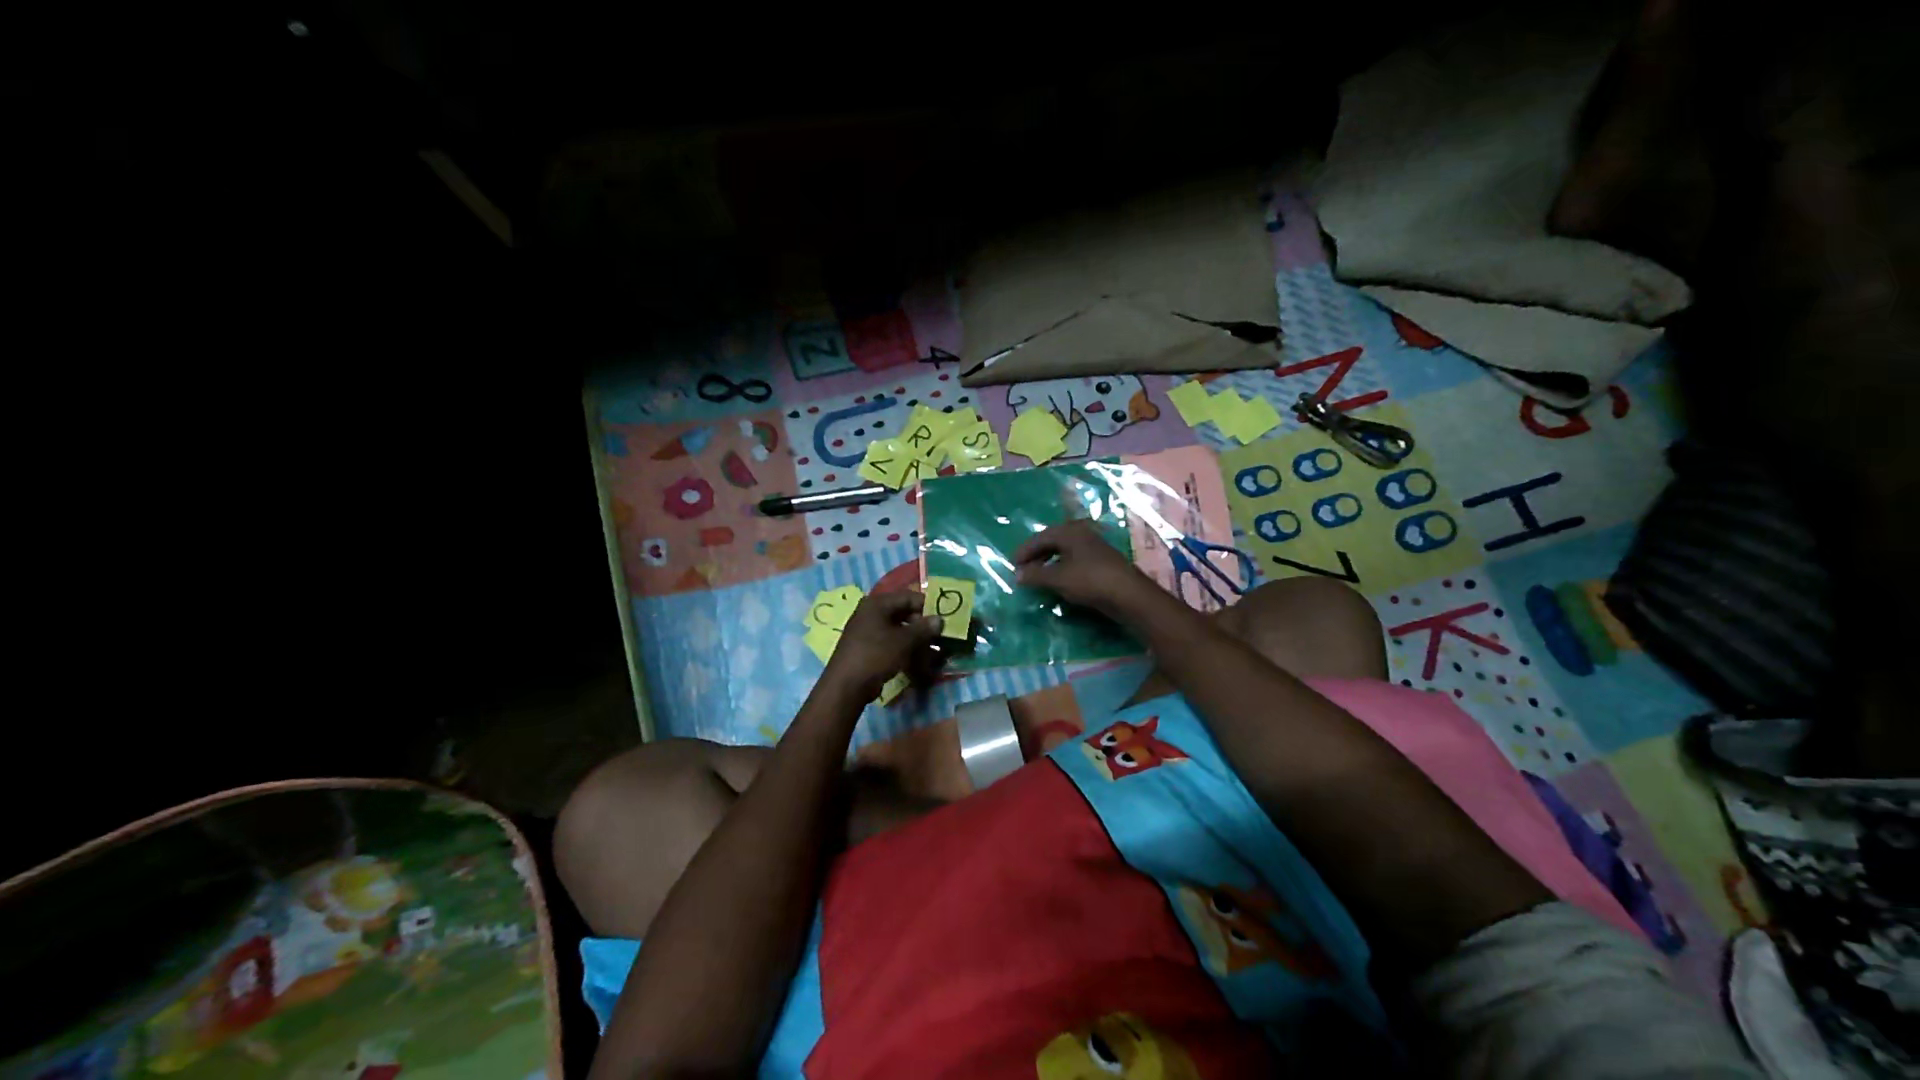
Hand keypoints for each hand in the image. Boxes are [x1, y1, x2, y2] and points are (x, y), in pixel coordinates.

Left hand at [822, 590, 942, 699]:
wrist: (846, 685)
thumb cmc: (876, 655)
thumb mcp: (904, 641)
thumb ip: (924, 628)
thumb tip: (939, 619)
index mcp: (877, 603)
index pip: (909, 597)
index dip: (927, 606)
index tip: (944, 619)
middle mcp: (870, 612)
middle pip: (903, 612)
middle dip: (921, 625)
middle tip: (938, 637)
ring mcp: (866, 630)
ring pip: (897, 629)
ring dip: (914, 639)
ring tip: (930, 650)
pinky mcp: (866, 647)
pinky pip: (889, 642)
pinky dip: (903, 648)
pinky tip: (915, 660)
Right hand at [1012, 520, 1158, 617]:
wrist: (1128, 594)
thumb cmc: (1089, 580)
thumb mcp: (1057, 578)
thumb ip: (1035, 575)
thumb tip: (1018, 575)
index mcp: (1069, 531)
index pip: (1040, 537)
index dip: (1025, 551)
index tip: (1013, 565)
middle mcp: (1081, 533)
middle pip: (1052, 541)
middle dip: (1036, 555)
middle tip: (1024, 569)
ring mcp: (1093, 547)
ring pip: (1064, 551)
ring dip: (1049, 562)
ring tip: (1038, 576)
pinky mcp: (1101, 561)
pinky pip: (1074, 560)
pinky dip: (1062, 568)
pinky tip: (1058, 580)